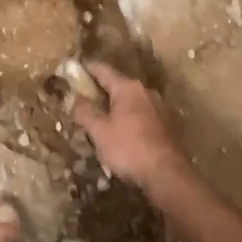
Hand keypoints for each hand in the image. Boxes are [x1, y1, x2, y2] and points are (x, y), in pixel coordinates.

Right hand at [72, 61, 187, 190]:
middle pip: (118, 85)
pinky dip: (129, 118)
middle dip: (101, 90)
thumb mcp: (99, 131)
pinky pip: (142, 115)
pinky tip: (123, 132)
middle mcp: (146, 92)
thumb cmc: (129, 148)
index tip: (75, 66)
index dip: (87, 67)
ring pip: (131, 101)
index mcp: (127, 88)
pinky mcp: (167, 125)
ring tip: (102, 117)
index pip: (103, 70)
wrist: (168, 174)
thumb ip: (84, 111)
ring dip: (116, 106)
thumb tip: (73, 97)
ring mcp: (159, 108)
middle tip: (84, 97)